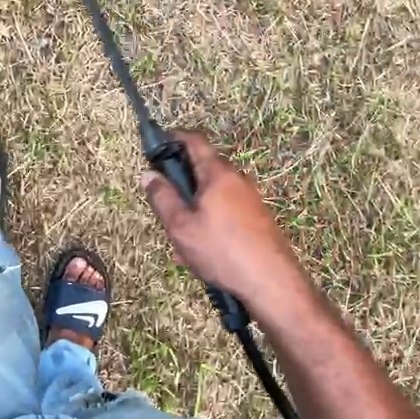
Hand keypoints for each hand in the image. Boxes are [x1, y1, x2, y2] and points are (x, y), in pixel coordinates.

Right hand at [141, 133, 311, 315]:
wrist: (271, 280)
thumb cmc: (221, 249)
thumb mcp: (181, 226)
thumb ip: (162, 198)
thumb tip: (148, 174)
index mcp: (217, 173)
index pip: (195, 141)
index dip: (175, 138)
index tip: (157, 145)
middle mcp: (237, 179)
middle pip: (203, 171)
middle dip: (182, 186)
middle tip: (165, 209)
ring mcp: (250, 199)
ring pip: (212, 197)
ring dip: (194, 213)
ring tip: (181, 245)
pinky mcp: (257, 218)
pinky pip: (225, 213)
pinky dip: (209, 226)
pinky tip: (202, 255)